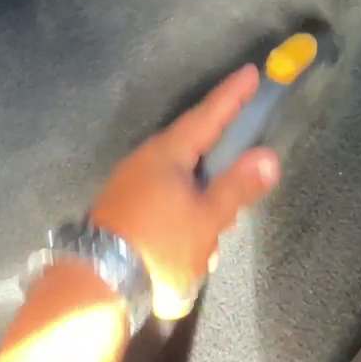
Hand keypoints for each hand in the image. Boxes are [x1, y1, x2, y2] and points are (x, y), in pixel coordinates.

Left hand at [91, 65, 281, 319]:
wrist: (92, 290)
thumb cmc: (158, 247)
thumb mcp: (207, 220)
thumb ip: (237, 187)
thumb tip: (268, 156)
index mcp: (168, 153)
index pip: (209, 115)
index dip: (233, 95)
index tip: (251, 71)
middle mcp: (145, 161)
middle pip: (192, 144)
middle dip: (220, 151)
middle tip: (246, 153)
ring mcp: (129, 186)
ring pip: (179, 179)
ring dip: (203, 195)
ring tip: (218, 224)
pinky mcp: (122, 212)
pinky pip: (165, 200)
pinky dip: (185, 212)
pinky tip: (192, 243)